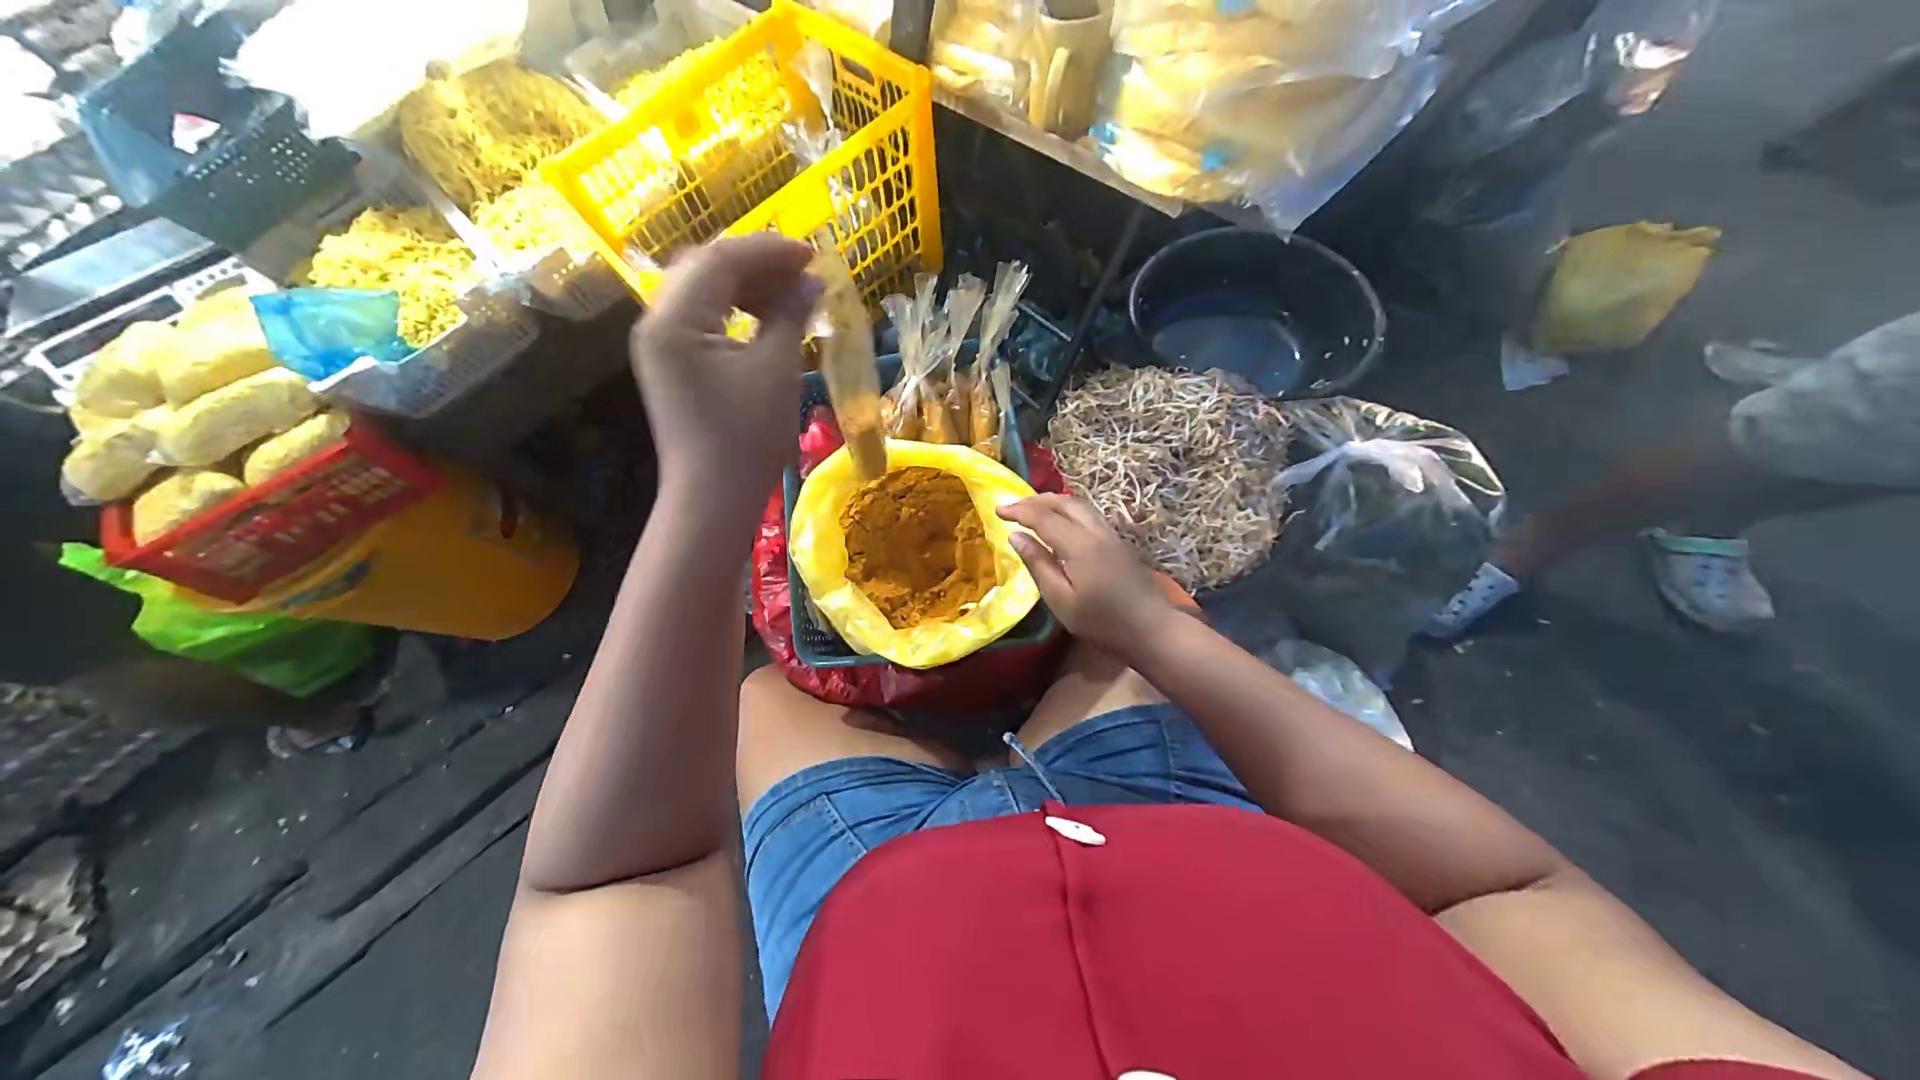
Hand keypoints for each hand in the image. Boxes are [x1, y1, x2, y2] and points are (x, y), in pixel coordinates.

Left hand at [631, 235, 822, 497]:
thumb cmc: (747, 437)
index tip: (812, 254)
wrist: (713, 497)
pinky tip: (763, 317)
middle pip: (704, 268)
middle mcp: (656, 322)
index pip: (721, 260)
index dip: (769, 251)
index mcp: (676, 320)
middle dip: (755, 263)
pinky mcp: (670, 363)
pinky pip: (699, 317)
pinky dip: (732, 309)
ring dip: (745, 284)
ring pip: (700, 290)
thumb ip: (790, 315)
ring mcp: (659, 344)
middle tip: (802, 272)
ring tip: (788, 293)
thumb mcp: (777, 371)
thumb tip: (811, 282)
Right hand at [996, 494, 1180, 658]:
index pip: (1043, 517)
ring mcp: (1111, 535)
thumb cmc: (1102, 622)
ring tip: (1033, 510)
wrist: (1152, 629)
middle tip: (1013, 507)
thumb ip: (1039, 565)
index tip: (997, 511)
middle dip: (1036, 500)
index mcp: (1079, 545)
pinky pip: (1089, 515)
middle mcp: (1096, 532)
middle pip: (1064, 502)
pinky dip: (1068, 510)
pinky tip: (1060, 523)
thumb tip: (1016, 537)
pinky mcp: (1119, 543)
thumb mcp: (1061, 600)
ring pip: (1079, 505)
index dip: (1019, 511)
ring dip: (1053, 502)